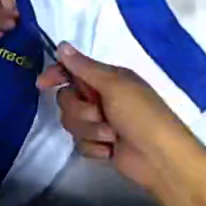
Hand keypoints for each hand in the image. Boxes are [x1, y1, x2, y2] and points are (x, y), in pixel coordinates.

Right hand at [37, 44, 192, 191]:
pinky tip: (110, 150)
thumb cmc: (142, 116)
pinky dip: (95, 147)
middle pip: (66, 99)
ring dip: (89, 130)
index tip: (43, 84)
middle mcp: (101, 98)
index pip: (71, 71)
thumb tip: (61, 45)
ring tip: (111, 136)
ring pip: (71, 122)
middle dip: (79, 110)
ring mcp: (99, 123)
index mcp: (106, 79)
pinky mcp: (99, 145)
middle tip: (99, 114)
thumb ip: (84, 67)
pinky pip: (79, 143)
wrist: (162, 159)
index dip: (55, 75)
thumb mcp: (115, 85)